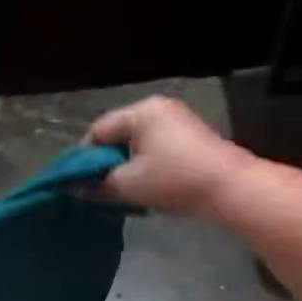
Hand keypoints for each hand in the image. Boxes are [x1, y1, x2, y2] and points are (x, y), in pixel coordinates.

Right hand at [85, 95, 251, 216]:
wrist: (228, 187)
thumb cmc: (173, 180)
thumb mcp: (127, 185)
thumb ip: (96, 185)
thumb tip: (73, 189)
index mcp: (140, 112)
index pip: (98, 130)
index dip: (83, 157)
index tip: (78, 183)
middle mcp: (157, 108)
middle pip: (117, 134)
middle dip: (105, 162)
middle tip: (98, 189)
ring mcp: (176, 121)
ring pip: (135, 143)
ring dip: (124, 166)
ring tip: (120, 191)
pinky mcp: (188, 137)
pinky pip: (153, 148)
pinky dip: (143, 165)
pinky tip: (143, 187)